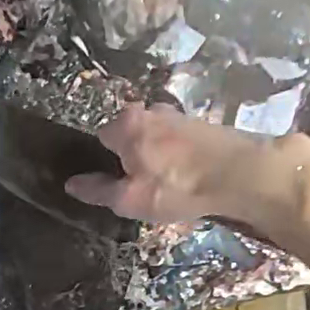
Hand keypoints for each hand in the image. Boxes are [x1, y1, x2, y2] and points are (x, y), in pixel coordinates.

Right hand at [64, 103, 275, 222]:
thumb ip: (98, 190)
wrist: (239, 174)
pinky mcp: (201, 123)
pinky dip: (176, 157)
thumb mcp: (129, 199)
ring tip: (166, 186)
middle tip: (141, 189)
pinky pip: (175, 142)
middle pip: (128, 136)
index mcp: (126, 124)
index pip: (100, 138)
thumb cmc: (175, 187)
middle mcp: (149, 110)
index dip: (104, 163)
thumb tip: (71, 184)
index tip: (115, 184)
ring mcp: (177, 114)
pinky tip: (186, 177)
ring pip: (153, 139)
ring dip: (155, 158)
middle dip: (130, 159)